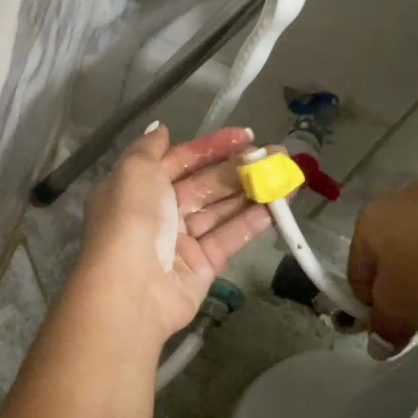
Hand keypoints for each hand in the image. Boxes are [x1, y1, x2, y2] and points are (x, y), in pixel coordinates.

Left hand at [74, 124, 274, 343]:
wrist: (131, 287)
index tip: (245, 135)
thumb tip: (159, 130)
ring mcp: (181, 240)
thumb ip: (149, 149)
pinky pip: (228, 238)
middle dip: (238, 168)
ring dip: (252, 192)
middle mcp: (158, 212)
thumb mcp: (133, 171)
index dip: (209, 147)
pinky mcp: (202, 266)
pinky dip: (252, 222)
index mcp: (137, 188)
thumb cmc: (131, 219)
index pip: (178, 160)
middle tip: (276, 155)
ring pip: (220, 210)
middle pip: (203, 184)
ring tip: (287, 175)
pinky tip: (278, 206)